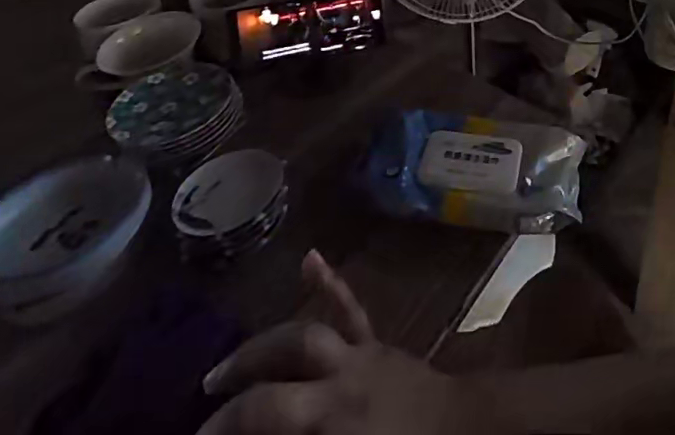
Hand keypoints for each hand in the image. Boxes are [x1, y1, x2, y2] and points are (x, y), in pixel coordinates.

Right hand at [200, 251, 515, 434]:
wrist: (467, 432)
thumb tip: (263, 429)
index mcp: (333, 413)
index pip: (263, 410)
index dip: (224, 424)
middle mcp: (342, 374)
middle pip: (283, 356)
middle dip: (240, 373)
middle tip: (207, 395)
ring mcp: (362, 353)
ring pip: (309, 331)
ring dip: (267, 341)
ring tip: (233, 360)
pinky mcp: (377, 346)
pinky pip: (351, 311)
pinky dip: (329, 285)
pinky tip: (310, 257)